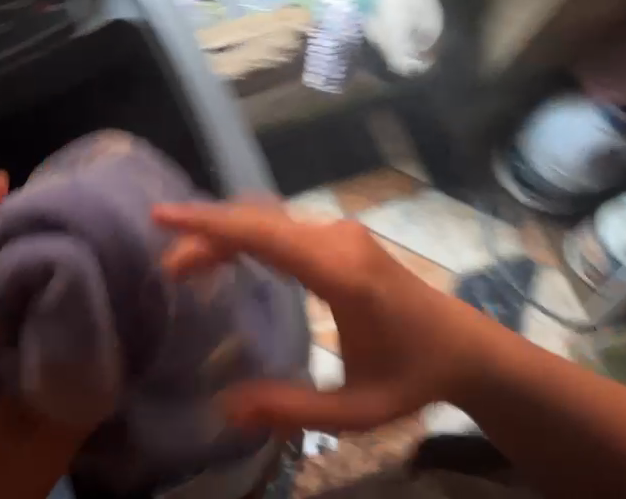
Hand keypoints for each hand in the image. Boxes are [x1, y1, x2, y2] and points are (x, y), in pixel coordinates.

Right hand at [153, 201, 489, 433]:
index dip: (209, 224)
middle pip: (257, 223)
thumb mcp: (354, 409)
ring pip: (268, 220)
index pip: (262, 235)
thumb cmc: (410, 377)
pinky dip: (248, 235)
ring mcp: (339, 231)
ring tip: (185, 265)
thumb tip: (225, 409)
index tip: (163, 216)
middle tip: (168, 267)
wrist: (461, 345)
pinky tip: (225, 254)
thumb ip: (291, 408)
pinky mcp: (339, 234)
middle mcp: (336, 238)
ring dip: (225, 235)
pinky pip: (283, 225)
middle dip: (206, 236)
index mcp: (339, 273)